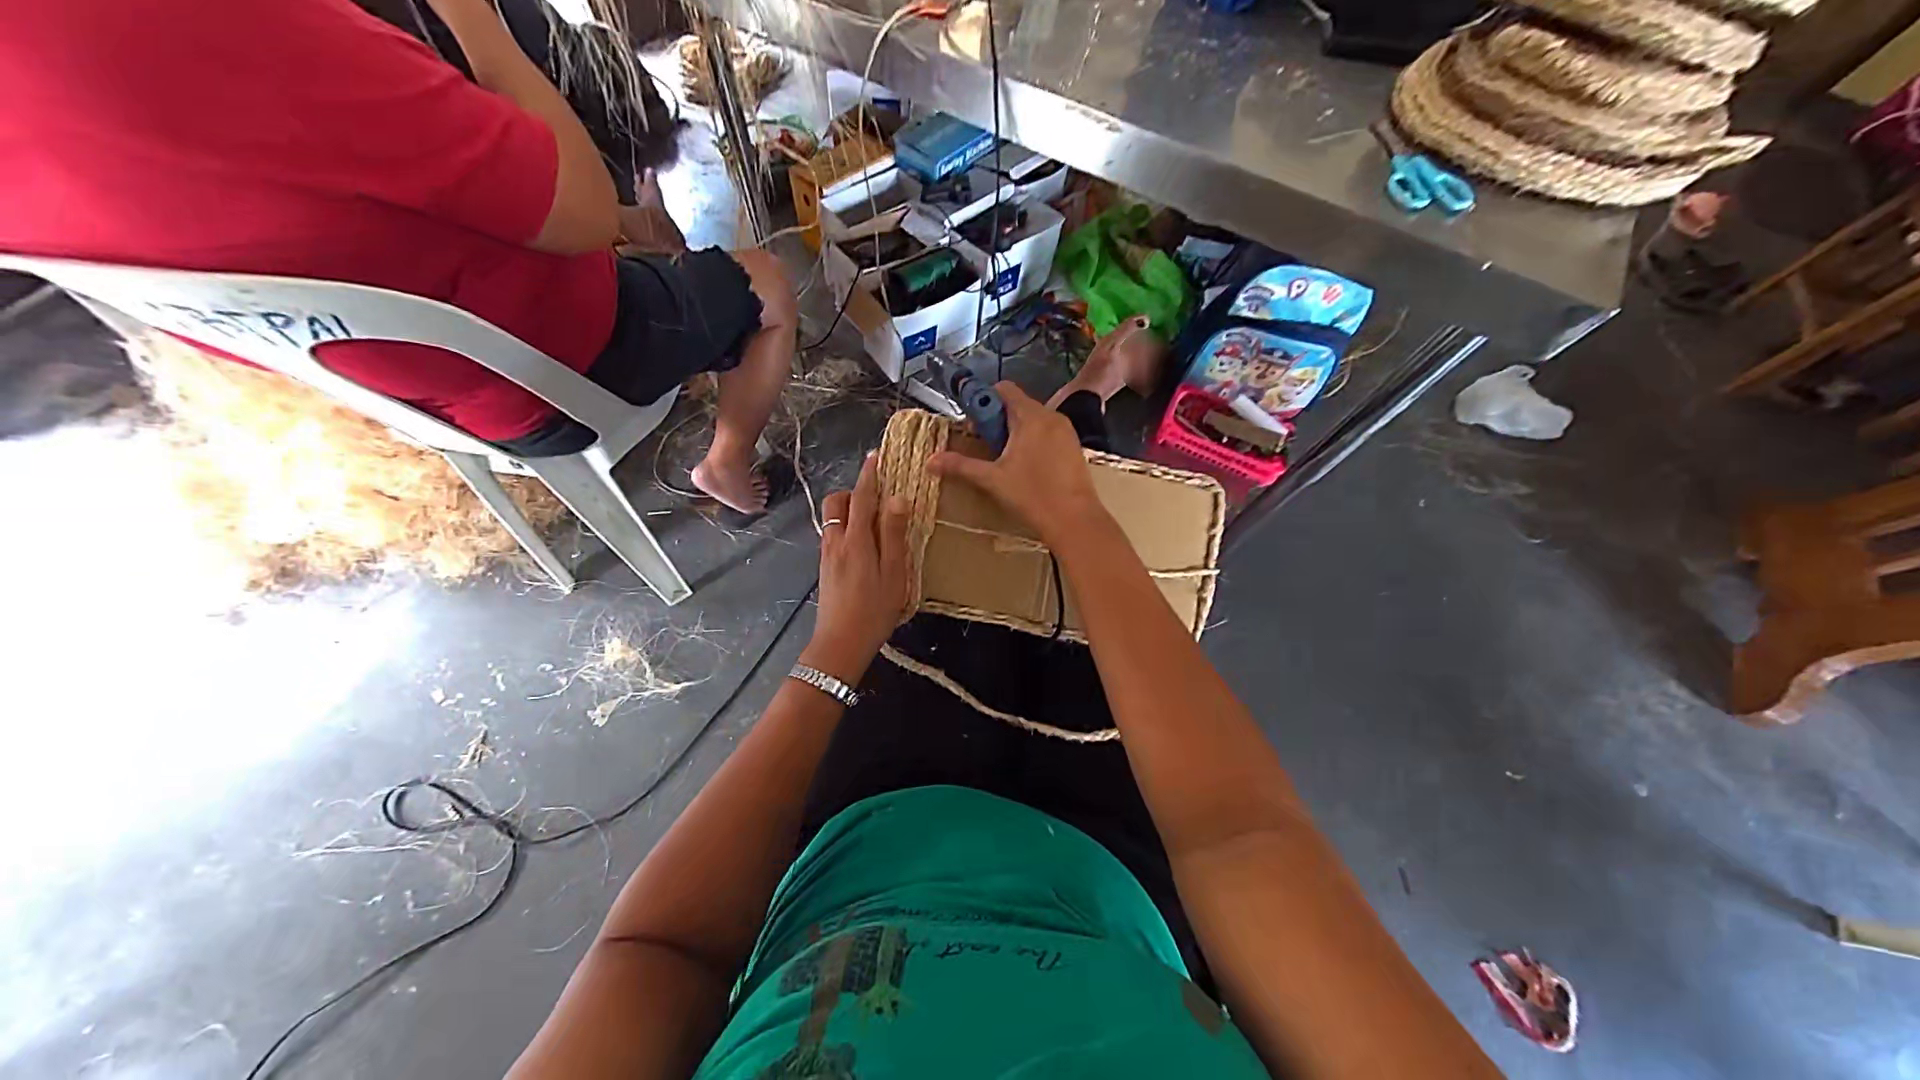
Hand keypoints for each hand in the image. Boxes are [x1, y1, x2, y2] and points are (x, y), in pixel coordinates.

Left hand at [803, 453, 910, 683]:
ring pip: (833, 519)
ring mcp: (827, 555)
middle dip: (854, 491)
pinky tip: (864, 545)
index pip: (862, 497)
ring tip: (874, 521)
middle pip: (837, 502)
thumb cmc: (874, 610)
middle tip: (878, 497)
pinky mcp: (825, 568)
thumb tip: (897, 498)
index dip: (869, 475)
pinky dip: (847, 527)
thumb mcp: (893, 572)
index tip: (876, 457)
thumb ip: (893, 534)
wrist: (841, 643)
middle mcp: (836, 541)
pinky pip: (833, 535)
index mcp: (856, 539)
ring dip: (849, 510)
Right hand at [930, 382, 1108, 549]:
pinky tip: (1026, 470)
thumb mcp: (992, 480)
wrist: (1075, 521)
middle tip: (987, 449)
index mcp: (1030, 416)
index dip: (983, 402)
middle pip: (1017, 406)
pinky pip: (1048, 435)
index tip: (974, 427)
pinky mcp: (1074, 449)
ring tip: (1005, 462)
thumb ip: (961, 466)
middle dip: (998, 422)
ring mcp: (1067, 432)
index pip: (1003, 389)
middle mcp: (1051, 417)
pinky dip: (1033, 443)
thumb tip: (931, 461)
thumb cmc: (1032, 496)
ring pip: (1033, 421)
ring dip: (1015, 434)